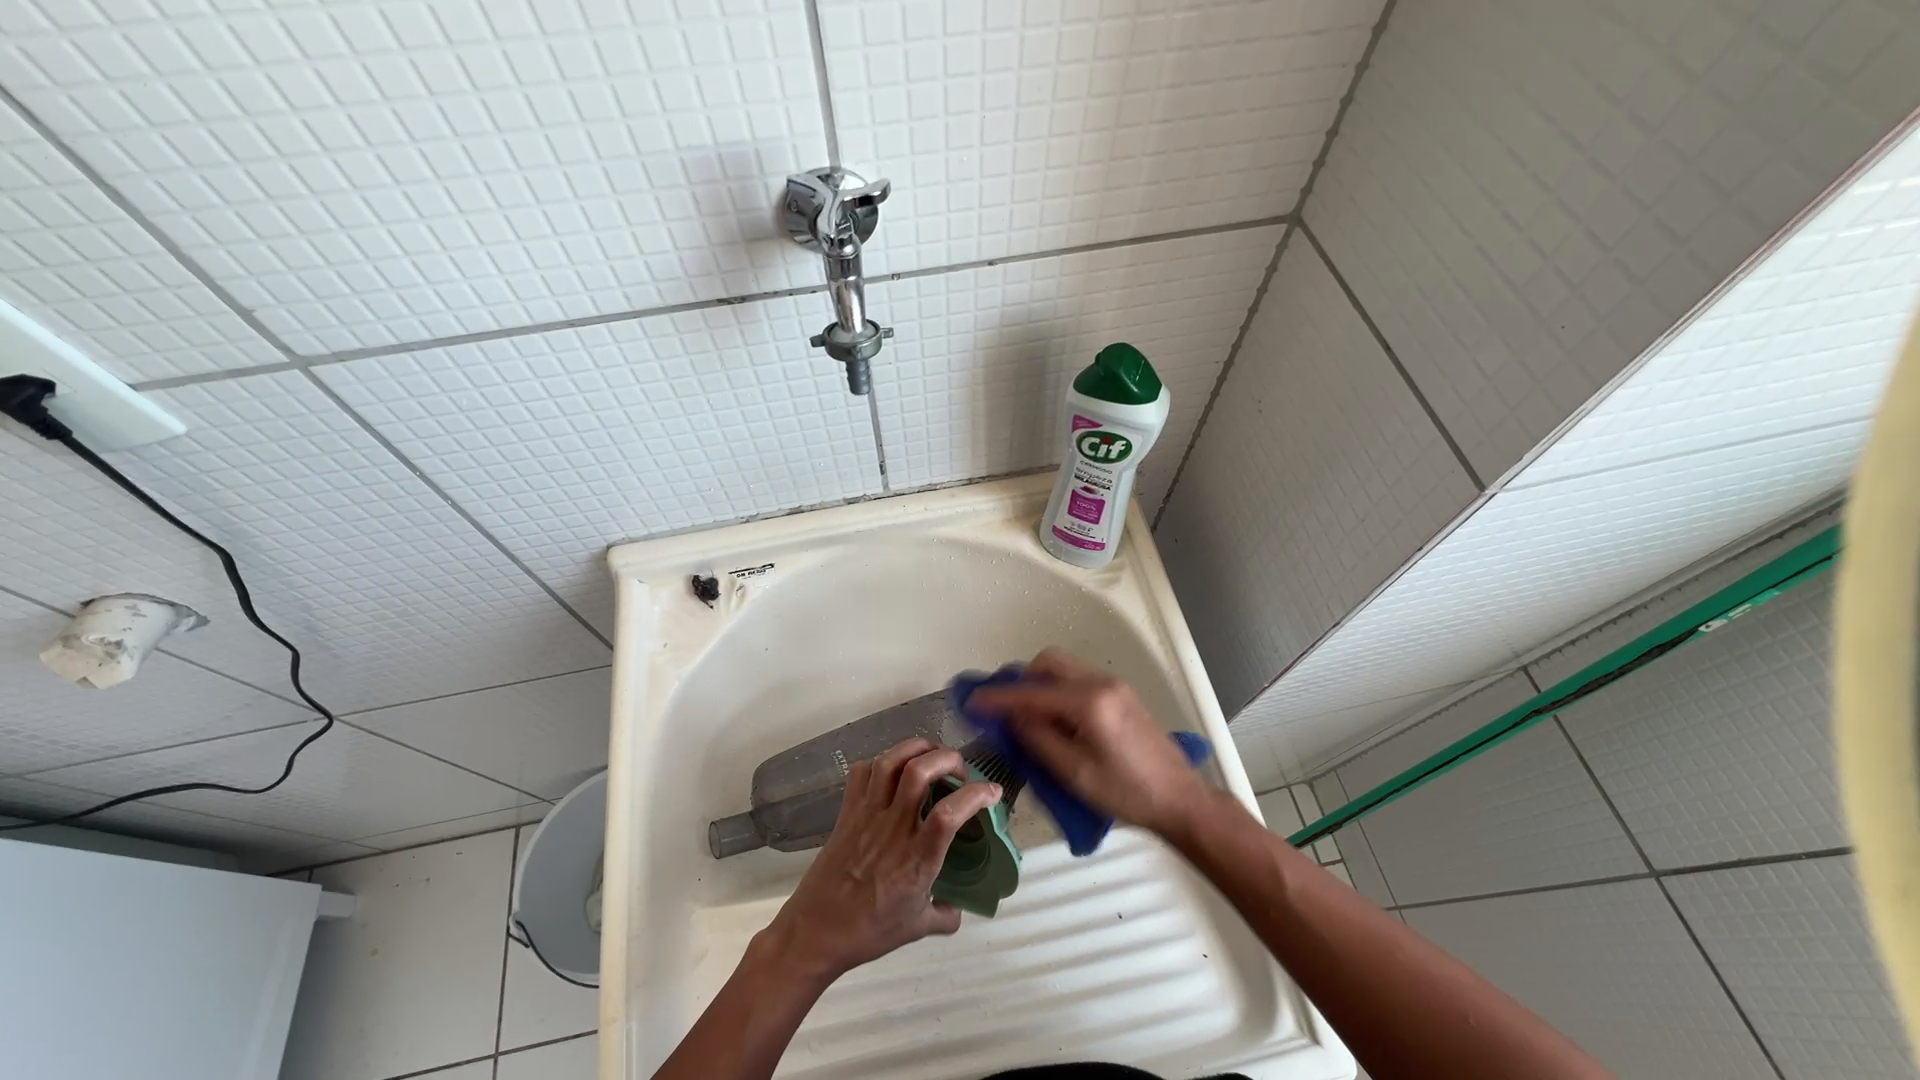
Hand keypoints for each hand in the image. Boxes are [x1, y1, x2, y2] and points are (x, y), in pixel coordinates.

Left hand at [759, 738, 1001, 982]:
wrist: (815, 933)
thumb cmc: (868, 932)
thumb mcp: (916, 928)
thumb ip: (944, 916)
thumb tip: (958, 909)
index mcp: (917, 860)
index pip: (950, 814)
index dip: (976, 795)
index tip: (992, 791)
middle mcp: (893, 830)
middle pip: (920, 772)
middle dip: (947, 759)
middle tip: (959, 770)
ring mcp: (867, 817)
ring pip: (890, 763)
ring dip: (916, 749)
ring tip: (931, 755)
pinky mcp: (846, 813)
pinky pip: (862, 773)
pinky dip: (882, 761)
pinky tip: (893, 771)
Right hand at [967, 649, 1206, 834]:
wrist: (1181, 800)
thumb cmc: (1129, 793)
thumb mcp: (1075, 773)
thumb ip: (1039, 739)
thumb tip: (1012, 718)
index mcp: (1090, 701)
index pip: (1032, 692)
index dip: (998, 698)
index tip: (971, 702)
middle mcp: (1103, 683)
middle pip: (1049, 663)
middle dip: (1021, 681)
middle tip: (1003, 709)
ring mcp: (1115, 687)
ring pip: (1064, 670)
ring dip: (1040, 686)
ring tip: (1025, 718)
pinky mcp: (1122, 697)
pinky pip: (1079, 681)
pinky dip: (1058, 692)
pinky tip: (1053, 720)